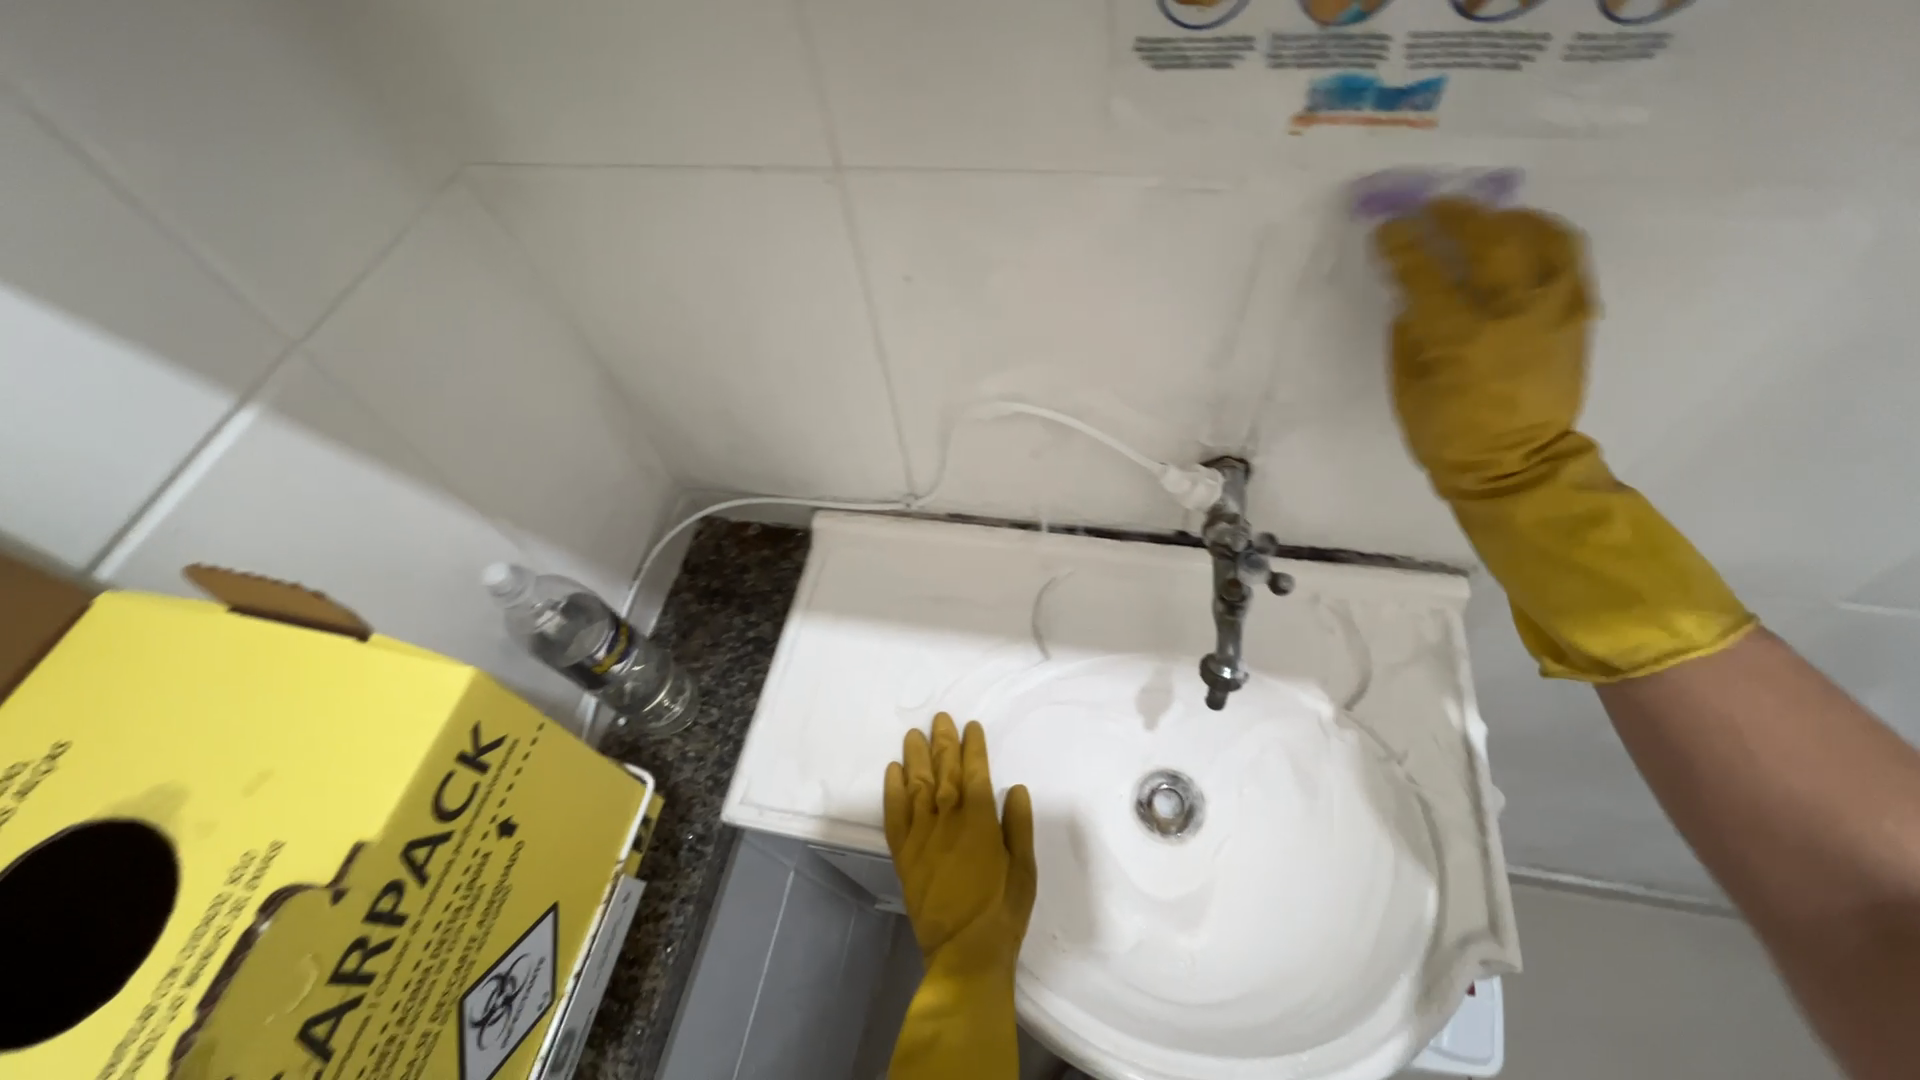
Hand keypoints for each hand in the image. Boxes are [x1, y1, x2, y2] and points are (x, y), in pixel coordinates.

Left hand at [884, 712, 1035, 967]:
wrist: (964, 953)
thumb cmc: (1002, 913)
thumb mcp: (1024, 870)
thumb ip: (1019, 826)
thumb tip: (1015, 788)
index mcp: (980, 822)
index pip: (976, 773)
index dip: (973, 747)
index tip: (972, 726)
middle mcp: (947, 821)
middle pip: (943, 772)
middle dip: (944, 742)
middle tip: (941, 718)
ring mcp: (922, 837)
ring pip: (917, 786)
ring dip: (916, 757)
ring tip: (914, 734)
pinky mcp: (904, 855)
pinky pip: (895, 815)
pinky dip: (893, 790)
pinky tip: (893, 771)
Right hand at [1374, 198, 1753, 680]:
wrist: (1516, 467)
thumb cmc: (1447, 435)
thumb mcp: (1407, 387)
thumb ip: (1410, 334)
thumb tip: (1413, 295)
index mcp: (1460, 337)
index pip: (1426, 273)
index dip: (1402, 245)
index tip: (1388, 228)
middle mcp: (1513, 313)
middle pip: (1489, 240)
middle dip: (1457, 216)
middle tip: (1435, 208)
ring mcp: (1555, 311)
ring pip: (1541, 239)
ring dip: (1509, 219)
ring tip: (1488, 216)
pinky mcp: (1577, 317)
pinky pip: (1568, 261)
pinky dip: (1546, 240)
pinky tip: (1526, 239)